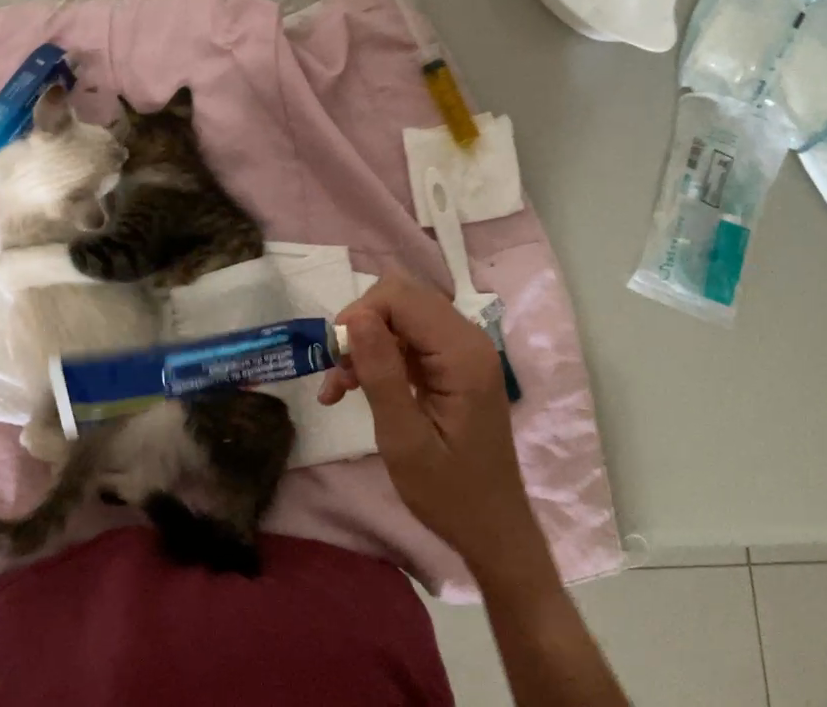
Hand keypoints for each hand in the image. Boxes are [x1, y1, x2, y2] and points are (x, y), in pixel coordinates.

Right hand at [322, 273, 537, 574]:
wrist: (492, 529)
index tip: (334, 356)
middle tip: (337, 372)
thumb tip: (355, 317)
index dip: (359, 315)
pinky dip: (379, 356)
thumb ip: (381, 372)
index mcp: (462, 354)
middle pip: (401, 298)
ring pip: (401, 316)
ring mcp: (463, 351)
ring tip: (340, 388)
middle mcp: (468, 340)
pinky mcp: (454, 366)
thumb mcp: (404, 438)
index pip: (400, 297)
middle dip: (361, 327)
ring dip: (366, 343)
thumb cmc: (448, 492)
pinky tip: (356, 389)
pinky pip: (409, 340)